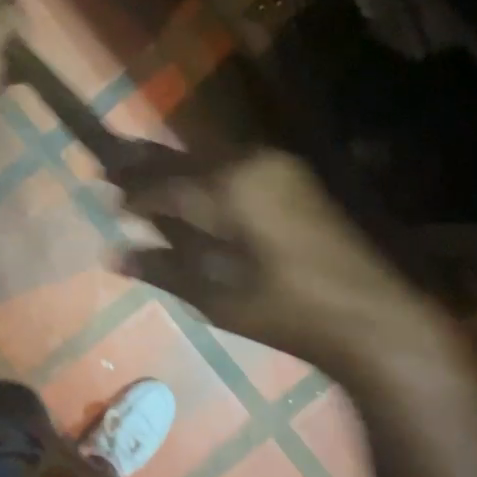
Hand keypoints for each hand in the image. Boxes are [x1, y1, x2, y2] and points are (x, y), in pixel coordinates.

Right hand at [117, 147, 449, 372]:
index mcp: (226, 188)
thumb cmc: (285, 310)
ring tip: (141, 176)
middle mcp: (248, 163)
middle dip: (145, 166)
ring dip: (174, 169)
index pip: (161, 183)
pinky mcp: (293, 178)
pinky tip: (190, 191)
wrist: (373, 316)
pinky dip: (204, 176)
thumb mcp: (215, 296)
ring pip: (207, 160)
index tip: (103, 195)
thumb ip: (162, 268)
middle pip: (182, 160)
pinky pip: (232, 166)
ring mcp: (276, 166)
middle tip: (107, 167)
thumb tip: (111, 255)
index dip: (131, 192)